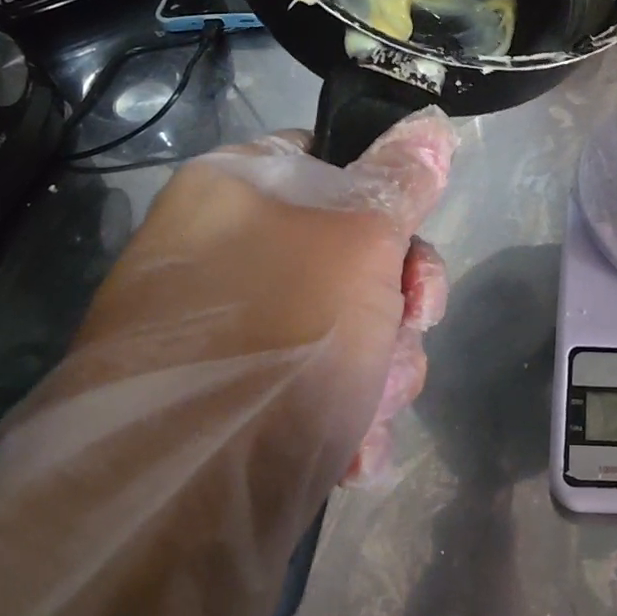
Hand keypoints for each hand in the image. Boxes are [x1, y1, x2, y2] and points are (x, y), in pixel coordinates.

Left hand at [64, 113, 455, 482]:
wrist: (185, 492)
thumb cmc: (286, 324)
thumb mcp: (362, 235)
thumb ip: (402, 178)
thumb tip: (431, 124)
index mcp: (236, 191)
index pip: (329, 161)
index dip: (387, 199)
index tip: (414, 241)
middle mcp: (221, 255)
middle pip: (349, 254)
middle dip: (399, 304)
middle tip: (412, 327)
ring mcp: (221, 334)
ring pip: (343, 329)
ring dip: (382, 369)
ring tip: (371, 409)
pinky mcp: (228, 406)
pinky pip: (309, 388)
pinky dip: (343, 414)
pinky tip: (354, 449)